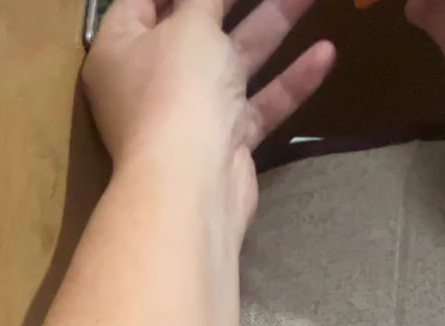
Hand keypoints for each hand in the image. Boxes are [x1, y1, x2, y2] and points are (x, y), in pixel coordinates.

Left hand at [83, 0, 335, 228]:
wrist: (189, 187)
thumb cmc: (175, 90)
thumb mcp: (190, 22)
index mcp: (119, 51)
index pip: (141, 0)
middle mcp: (148, 85)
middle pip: (193, 28)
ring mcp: (186, 117)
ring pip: (232, 64)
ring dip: (273, 25)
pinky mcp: (219, 146)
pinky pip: (255, 108)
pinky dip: (286, 83)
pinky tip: (326, 55)